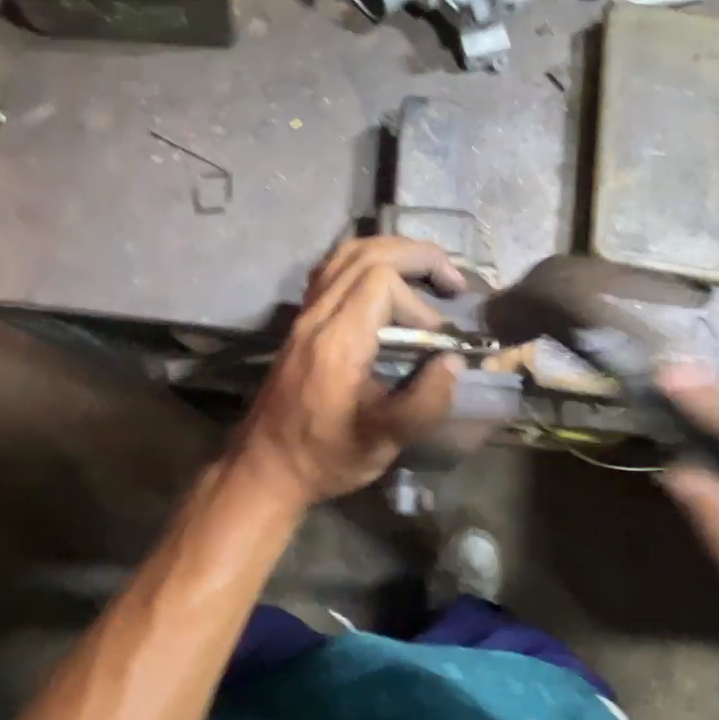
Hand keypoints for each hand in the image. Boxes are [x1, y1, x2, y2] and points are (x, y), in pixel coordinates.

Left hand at [233, 237, 466, 503]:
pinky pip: (331, 270)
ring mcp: (304, 315)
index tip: (434, 339)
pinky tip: (388, 285)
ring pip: (345, 254)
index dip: (417, 300)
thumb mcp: (381, 443)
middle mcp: (316, 316)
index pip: (380, 280)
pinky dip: (366, 263)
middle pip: (364, 253)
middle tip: (452, 281)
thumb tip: (453, 361)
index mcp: (336, 341)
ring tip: (426, 273)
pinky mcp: (301, 322)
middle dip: (415, 256)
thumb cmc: (324, 457)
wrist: (265, 467)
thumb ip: (424, 402)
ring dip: (391, 253)